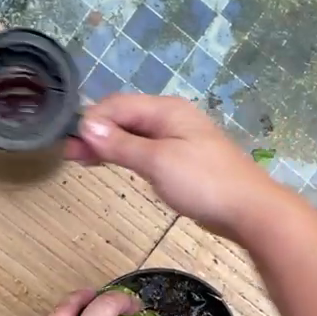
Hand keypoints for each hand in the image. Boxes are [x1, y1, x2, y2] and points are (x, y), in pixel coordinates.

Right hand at [65, 93, 296, 240]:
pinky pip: (146, 150)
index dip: (90, 122)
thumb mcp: (157, 162)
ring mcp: (178, 139)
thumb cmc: (203, 182)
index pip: (117, 106)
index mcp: (166, 110)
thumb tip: (86, 125)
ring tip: (83, 161)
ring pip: (134, 135)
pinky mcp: (182, 160)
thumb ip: (121, 144)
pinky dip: (126, 155)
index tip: (68, 145)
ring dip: (109, 144)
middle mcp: (171, 118)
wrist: (248, 209)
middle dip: (96, 133)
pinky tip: (115, 165)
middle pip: (125, 118)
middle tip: (69, 156)